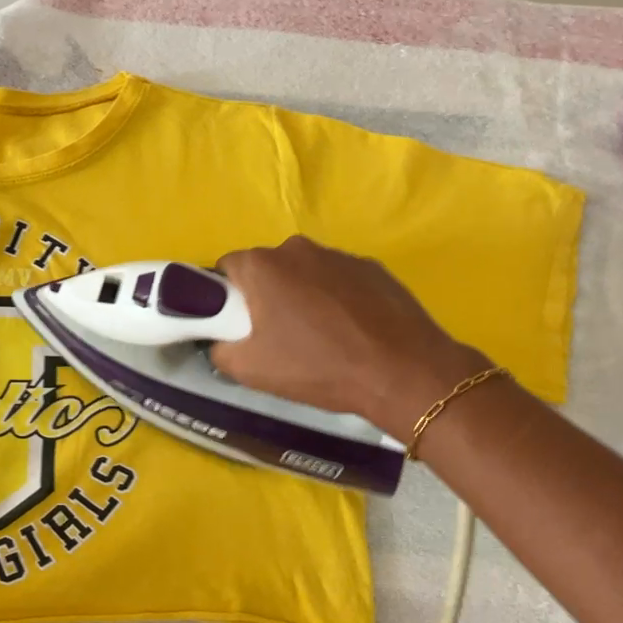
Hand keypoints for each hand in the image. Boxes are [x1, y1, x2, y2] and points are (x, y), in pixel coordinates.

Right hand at [211, 235, 492, 440]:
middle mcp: (297, 249)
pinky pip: (339, 281)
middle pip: (267, 269)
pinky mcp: (373, 268)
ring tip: (319, 338)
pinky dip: (337, 300)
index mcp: (262, 266)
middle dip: (265, 296)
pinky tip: (350, 332)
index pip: (226, 269)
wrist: (403, 373)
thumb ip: (219, 349)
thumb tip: (221, 342)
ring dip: (303, 296)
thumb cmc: (317, 367)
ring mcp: (339, 256)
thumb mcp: (249, 370)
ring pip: (305, 273)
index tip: (236, 326)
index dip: (225, 297)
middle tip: (276, 337)